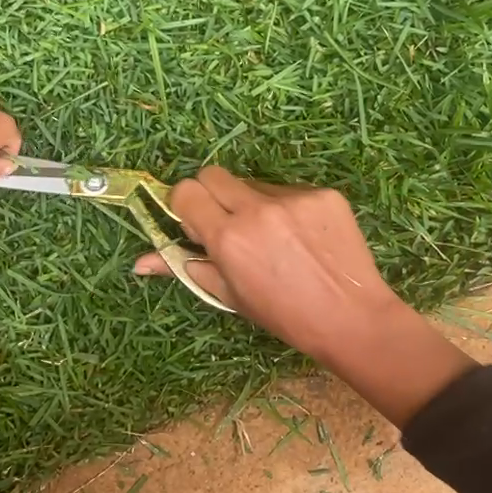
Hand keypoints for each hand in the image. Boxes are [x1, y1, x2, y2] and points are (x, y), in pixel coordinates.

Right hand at [135, 168, 475, 424]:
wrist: (353, 318)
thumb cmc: (282, 314)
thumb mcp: (227, 294)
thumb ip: (182, 267)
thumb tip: (138, 262)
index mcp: (227, 238)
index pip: (185, 192)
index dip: (184, 204)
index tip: (194, 222)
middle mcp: (256, 211)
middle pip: (212, 174)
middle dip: (210, 193)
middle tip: (225, 221)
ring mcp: (292, 199)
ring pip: (251, 183)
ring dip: (249, 202)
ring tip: (271, 236)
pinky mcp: (322, 195)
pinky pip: (286, 190)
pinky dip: (284, 208)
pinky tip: (300, 236)